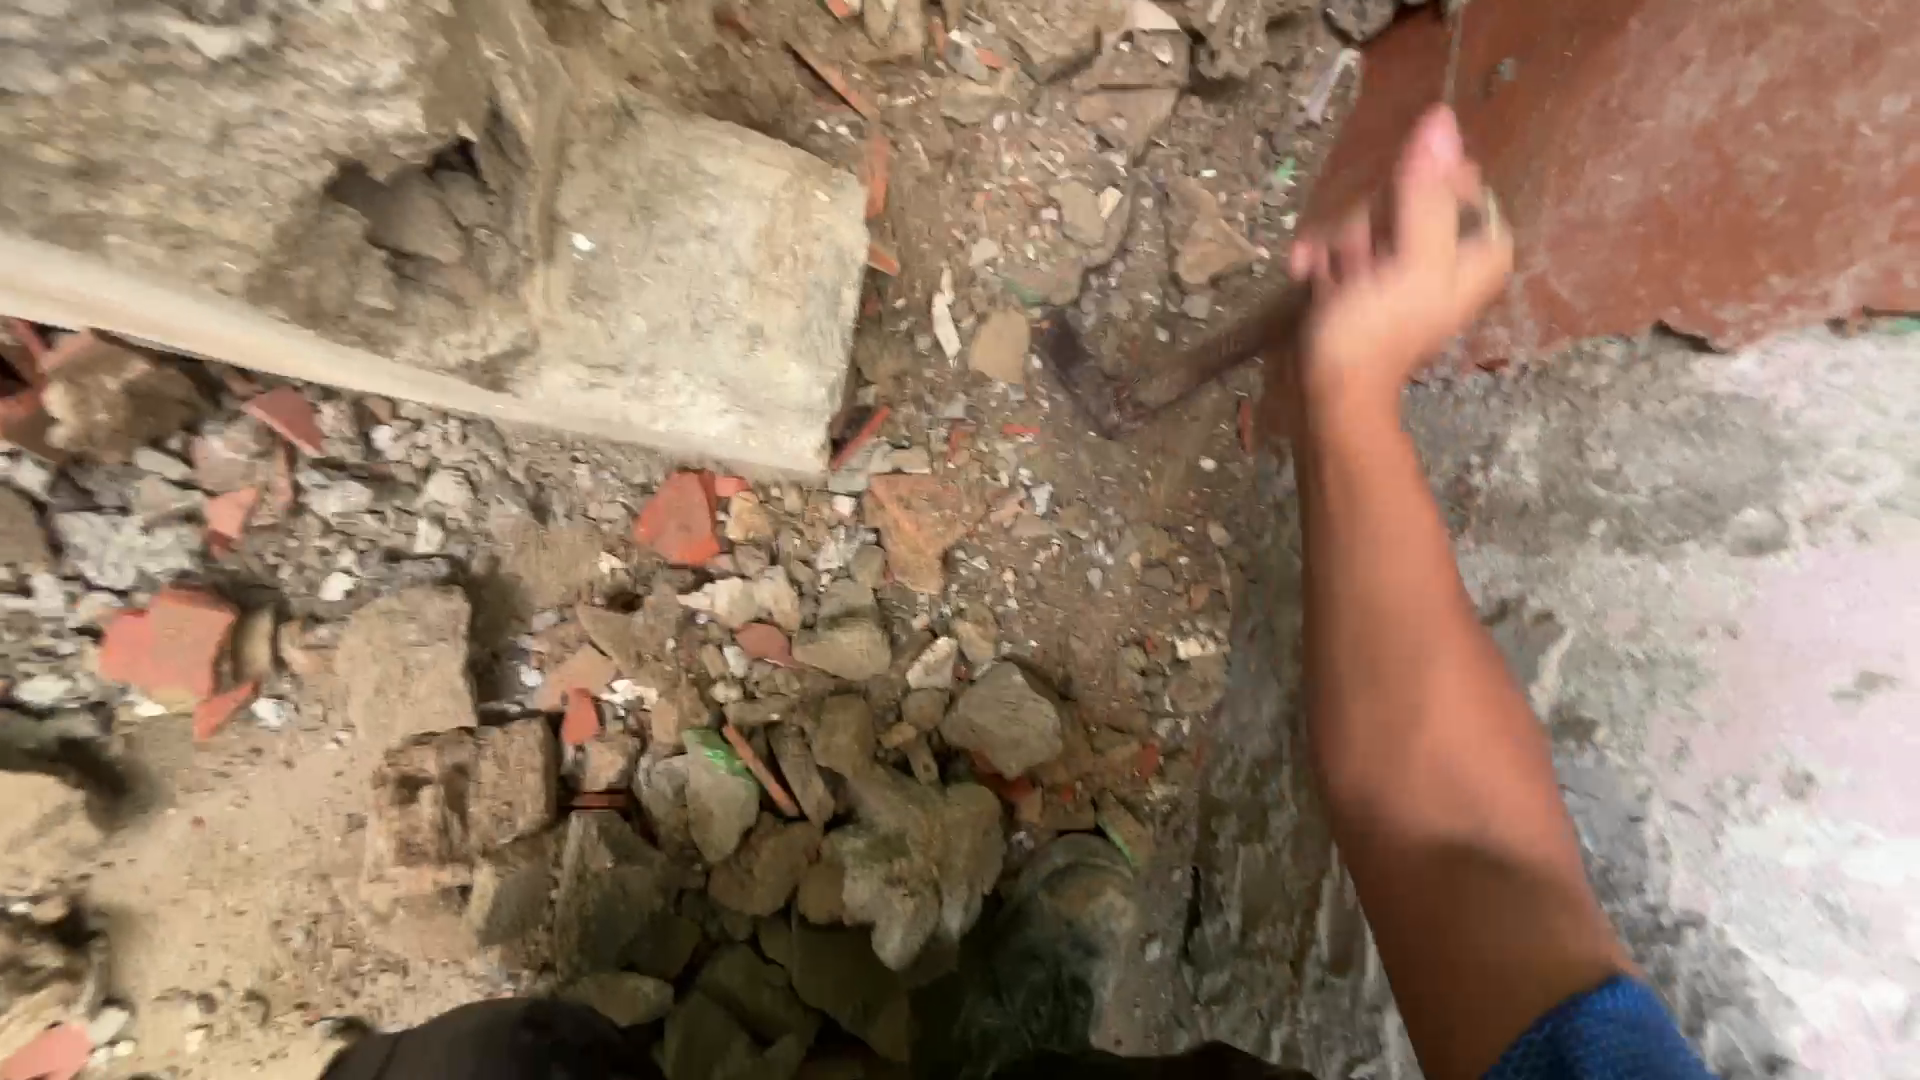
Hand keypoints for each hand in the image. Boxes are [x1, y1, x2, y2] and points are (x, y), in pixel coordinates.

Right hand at [1283, 105, 1512, 423]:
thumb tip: (1439, 120)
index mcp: (1479, 241)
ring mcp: (1399, 261)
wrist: (1329, 393)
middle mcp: (1445, 245)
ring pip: (1363, 215)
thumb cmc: (1374, 337)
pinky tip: (1310, 278)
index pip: (1445, 174)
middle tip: (1355, 268)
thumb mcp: (1409, 264)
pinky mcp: (1364, 274)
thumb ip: (1427, 194)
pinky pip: (1340, 241)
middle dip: (1362, 227)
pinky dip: (1320, 258)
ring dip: (1335, 246)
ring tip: (1331, 283)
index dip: (1406, 196)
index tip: (1385, 238)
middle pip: (1398, 194)